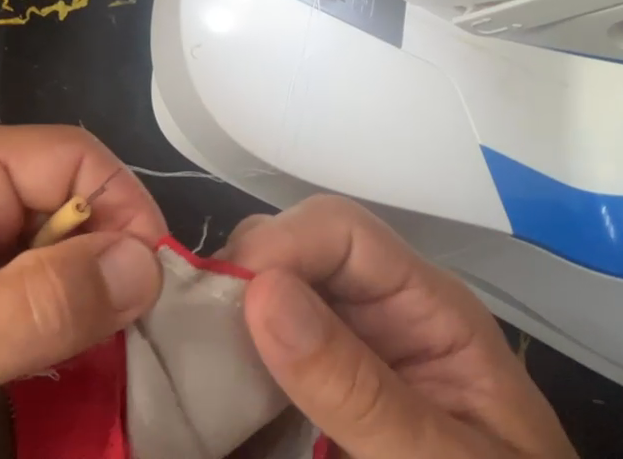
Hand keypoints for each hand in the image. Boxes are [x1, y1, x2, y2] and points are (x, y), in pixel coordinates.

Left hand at [0, 119, 168, 458]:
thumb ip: (50, 301)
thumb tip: (149, 263)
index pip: (74, 158)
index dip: (125, 214)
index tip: (151, 297)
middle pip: (67, 195)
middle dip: (101, 263)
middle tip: (115, 342)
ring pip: (53, 239)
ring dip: (76, 296)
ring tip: (79, 357)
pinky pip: (25, 270)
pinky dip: (48, 311)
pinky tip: (45, 357)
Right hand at [225, 196, 575, 458]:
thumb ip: (361, 390)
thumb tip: (262, 292)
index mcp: (428, 309)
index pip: (340, 229)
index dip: (277, 247)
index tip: (224, 304)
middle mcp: (379, 312)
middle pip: (290, 249)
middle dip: (238, 282)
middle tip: (196, 345)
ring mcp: (344, 350)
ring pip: (263, 293)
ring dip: (223, 321)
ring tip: (194, 368)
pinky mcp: (314, 392)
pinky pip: (258, 348)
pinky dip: (226, 362)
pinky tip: (212, 393)